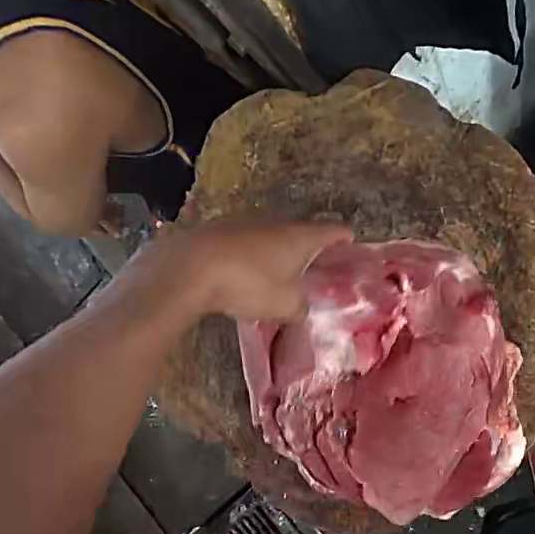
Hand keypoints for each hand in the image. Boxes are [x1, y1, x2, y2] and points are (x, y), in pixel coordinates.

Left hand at [145, 218, 351, 323]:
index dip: (344, 238)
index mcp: (299, 236)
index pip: (333, 230)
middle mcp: (274, 222)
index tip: (350, 245)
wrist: (183, 270)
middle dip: (309, 247)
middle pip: (301, 230)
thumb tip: (301, 310)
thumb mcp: (286, 305)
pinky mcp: (214, 231)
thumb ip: (300, 308)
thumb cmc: (248, 284)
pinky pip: (242, 242)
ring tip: (279, 273)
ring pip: (270, 235)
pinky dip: (249, 255)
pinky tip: (243, 274)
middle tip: (315, 267)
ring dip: (277, 251)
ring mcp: (242, 222)